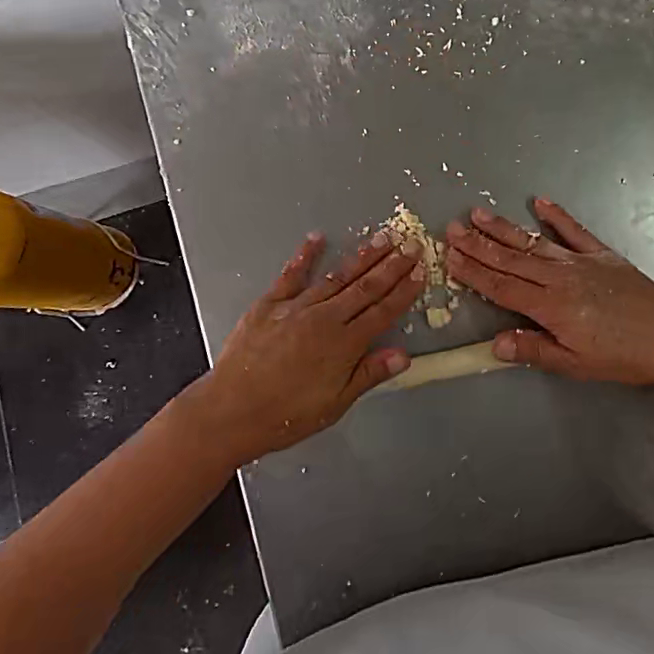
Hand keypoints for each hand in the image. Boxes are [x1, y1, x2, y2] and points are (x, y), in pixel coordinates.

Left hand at [181, 231, 423, 463]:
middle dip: (391, 265)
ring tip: (381, 238)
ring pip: (337, 276)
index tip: (421, 272)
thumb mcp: (334, 404)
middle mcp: (324, 318)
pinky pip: (292, 274)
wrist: (233, 408)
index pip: (382, 311)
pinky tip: (317, 239)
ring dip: (361, 257)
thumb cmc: (286, 415)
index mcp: (344, 344)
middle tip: (411, 244)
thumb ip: (368, 375)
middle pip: (365, 287)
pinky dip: (305, 255)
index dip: (404, 291)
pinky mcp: (270, 302)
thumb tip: (403, 355)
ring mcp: (296, 306)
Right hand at [445, 198, 653, 385]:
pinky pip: (574, 231)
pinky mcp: (601, 255)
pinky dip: (556, 216)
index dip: (473, 272)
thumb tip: (495, 343)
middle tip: (450, 228)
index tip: (449, 257)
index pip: (501, 286)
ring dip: (502, 228)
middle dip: (477, 244)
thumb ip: (535, 350)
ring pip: (531, 242)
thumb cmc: (625, 357)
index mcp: (550, 306)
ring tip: (477, 213)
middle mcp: (558, 278)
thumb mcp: (577, 365)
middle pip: (509, 259)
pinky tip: (540, 202)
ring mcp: (579, 262)